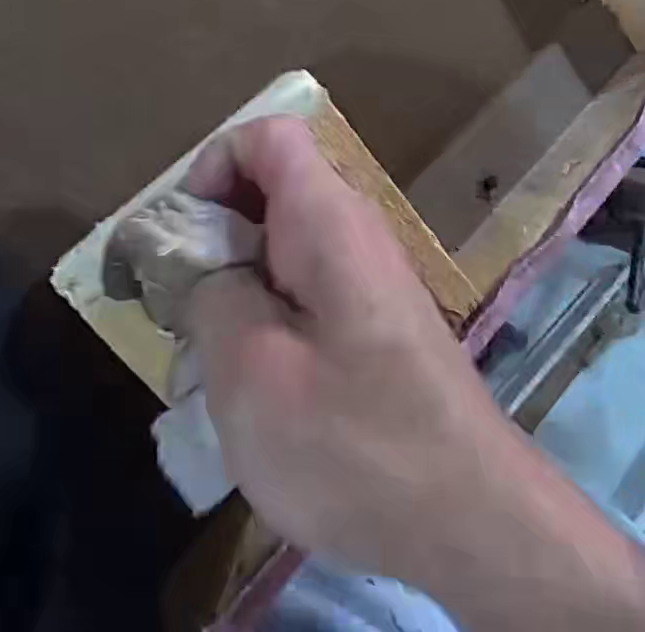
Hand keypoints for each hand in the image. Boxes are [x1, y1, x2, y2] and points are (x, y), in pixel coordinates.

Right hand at [185, 118, 644, 629]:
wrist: (466, 510)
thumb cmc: (355, 441)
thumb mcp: (251, 372)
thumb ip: (213, 296)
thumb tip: (202, 263)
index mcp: (329, 220)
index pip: (270, 136)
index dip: (215, 164)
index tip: (183, 234)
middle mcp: (357, 231)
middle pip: (274, 187)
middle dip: (215, 230)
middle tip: (178, 300)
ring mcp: (370, 276)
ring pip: (286, 242)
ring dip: (237, 279)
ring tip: (206, 347)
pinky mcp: (374, 318)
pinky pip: (308, 286)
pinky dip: (267, 310)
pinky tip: (252, 375)